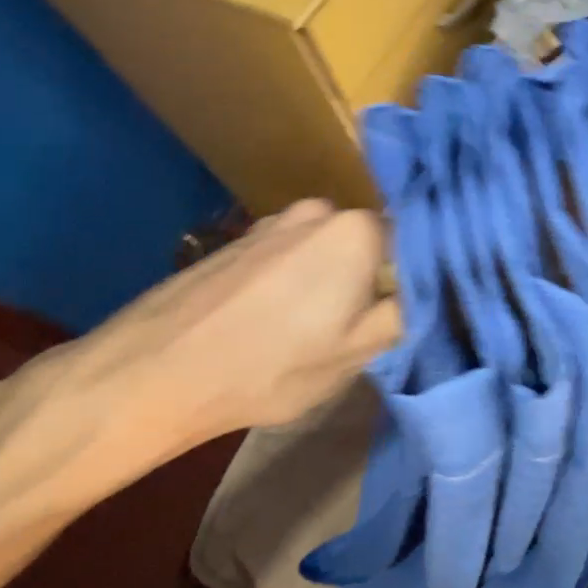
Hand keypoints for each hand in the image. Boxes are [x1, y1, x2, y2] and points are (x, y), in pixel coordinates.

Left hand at [22, 200, 400, 482]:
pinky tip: (278, 322)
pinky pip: (290, 256)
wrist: (147, 376)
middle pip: (373, 243)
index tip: (419, 309)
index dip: (422, 277)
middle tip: (369, 325)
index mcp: (357, 230)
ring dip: (335, 280)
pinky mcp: (236, 242)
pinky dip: (296, 282)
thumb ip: (409, 312)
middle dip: (377, 277)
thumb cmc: (268, 367)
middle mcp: (318, 212)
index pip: (418, 242)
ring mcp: (272, 223)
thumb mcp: (357, 353)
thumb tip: (440, 289)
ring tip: (319, 328)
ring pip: (329, 250)